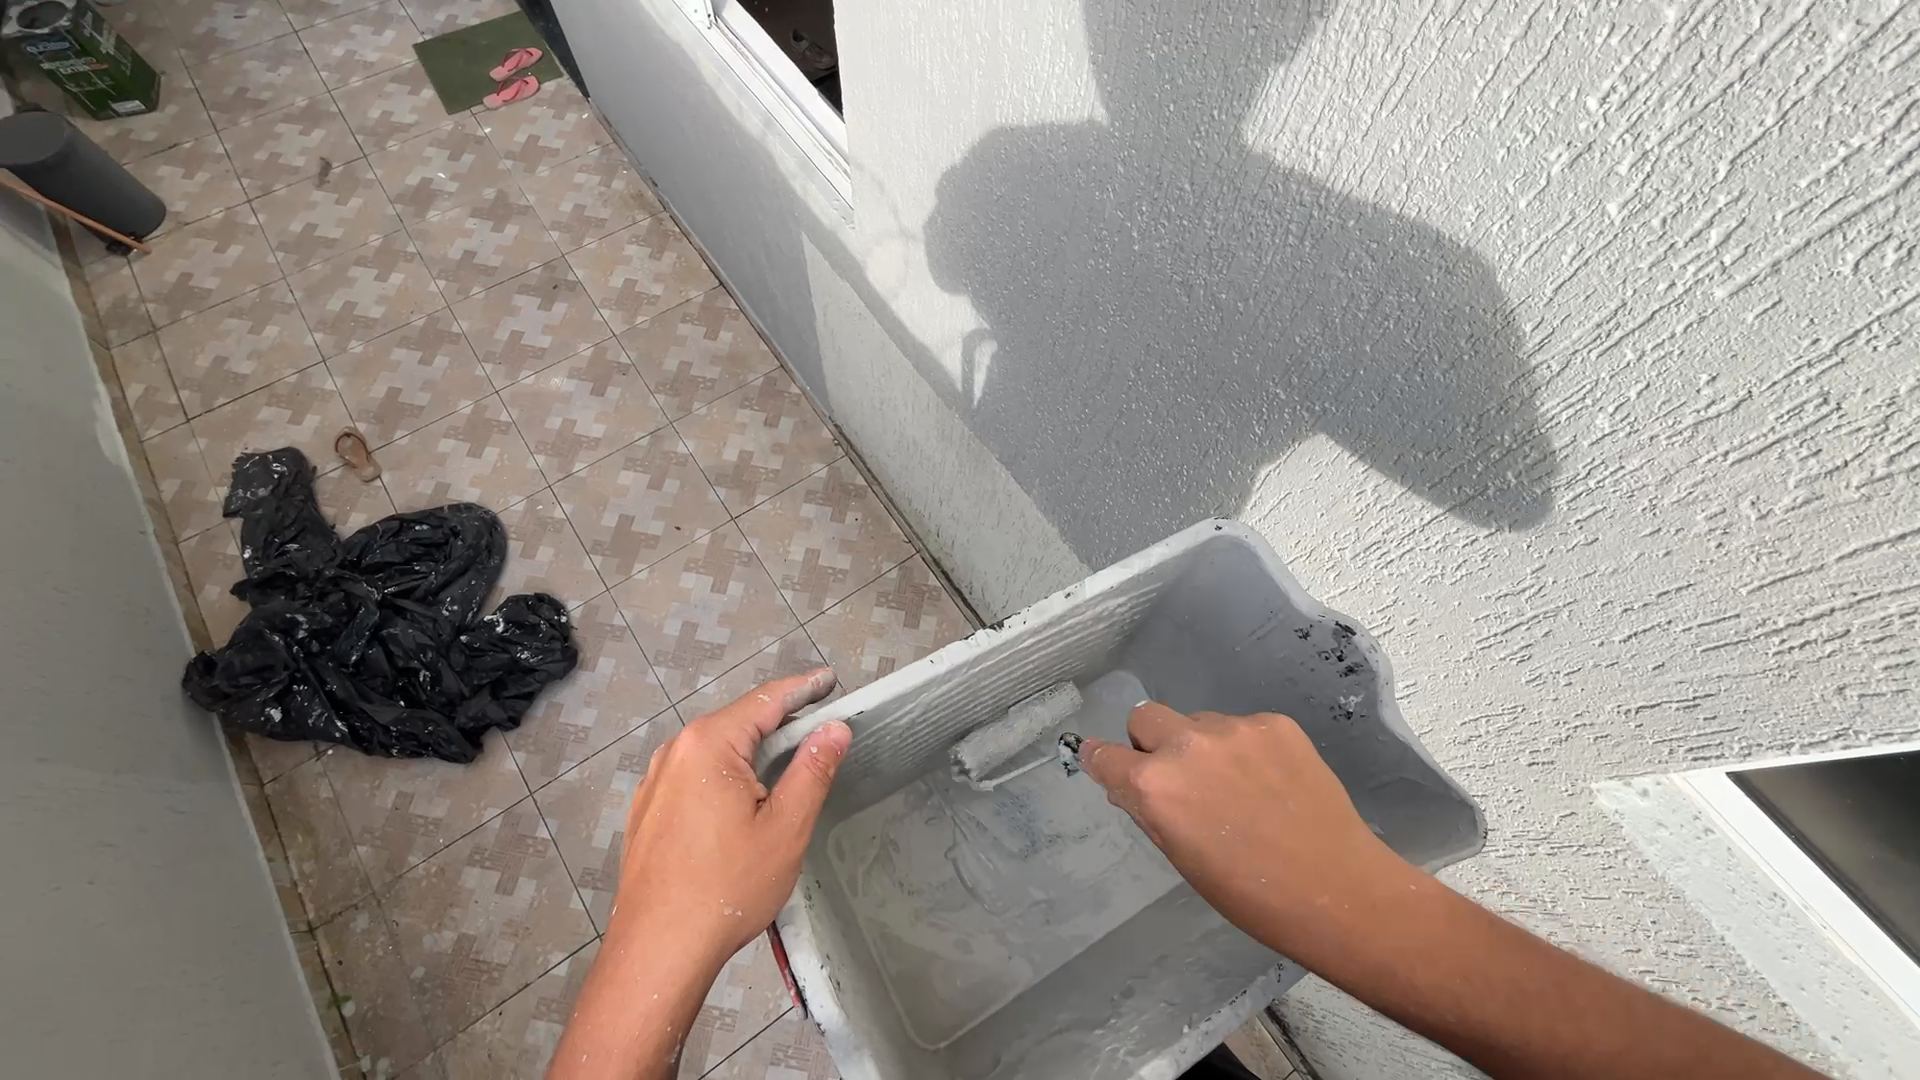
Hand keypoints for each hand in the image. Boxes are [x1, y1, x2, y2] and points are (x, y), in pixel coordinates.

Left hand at [609, 669, 851, 969]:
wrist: (657, 952)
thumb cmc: (727, 886)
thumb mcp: (786, 827)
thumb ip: (812, 769)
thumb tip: (834, 728)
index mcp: (709, 744)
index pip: (766, 700)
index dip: (803, 688)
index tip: (830, 679)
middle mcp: (676, 751)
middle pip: (739, 721)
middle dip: (780, 720)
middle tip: (820, 726)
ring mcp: (656, 781)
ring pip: (716, 749)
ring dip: (753, 749)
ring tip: (789, 760)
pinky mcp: (648, 810)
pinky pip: (696, 774)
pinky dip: (727, 772)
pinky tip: (743, 798)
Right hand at [1078, 704, 1412, 959]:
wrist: (1339, 891)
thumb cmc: (1249, 893)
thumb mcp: (1182, 858)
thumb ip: (1148, 812)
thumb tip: (1127, 785)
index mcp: (1155, 785)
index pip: (1103, 755)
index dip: (1102, 761)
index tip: (1108, 765)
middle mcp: (1186, 745)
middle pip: (1145, 717)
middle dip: (1151, 743)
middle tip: (1180, 777)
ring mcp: (1233, 729)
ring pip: (1197, 722)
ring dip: (1203, 746)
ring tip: (1239, 787)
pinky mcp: (1274, 723)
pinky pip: (1241, 727)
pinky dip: (1245, 749)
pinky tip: (1271, 782)